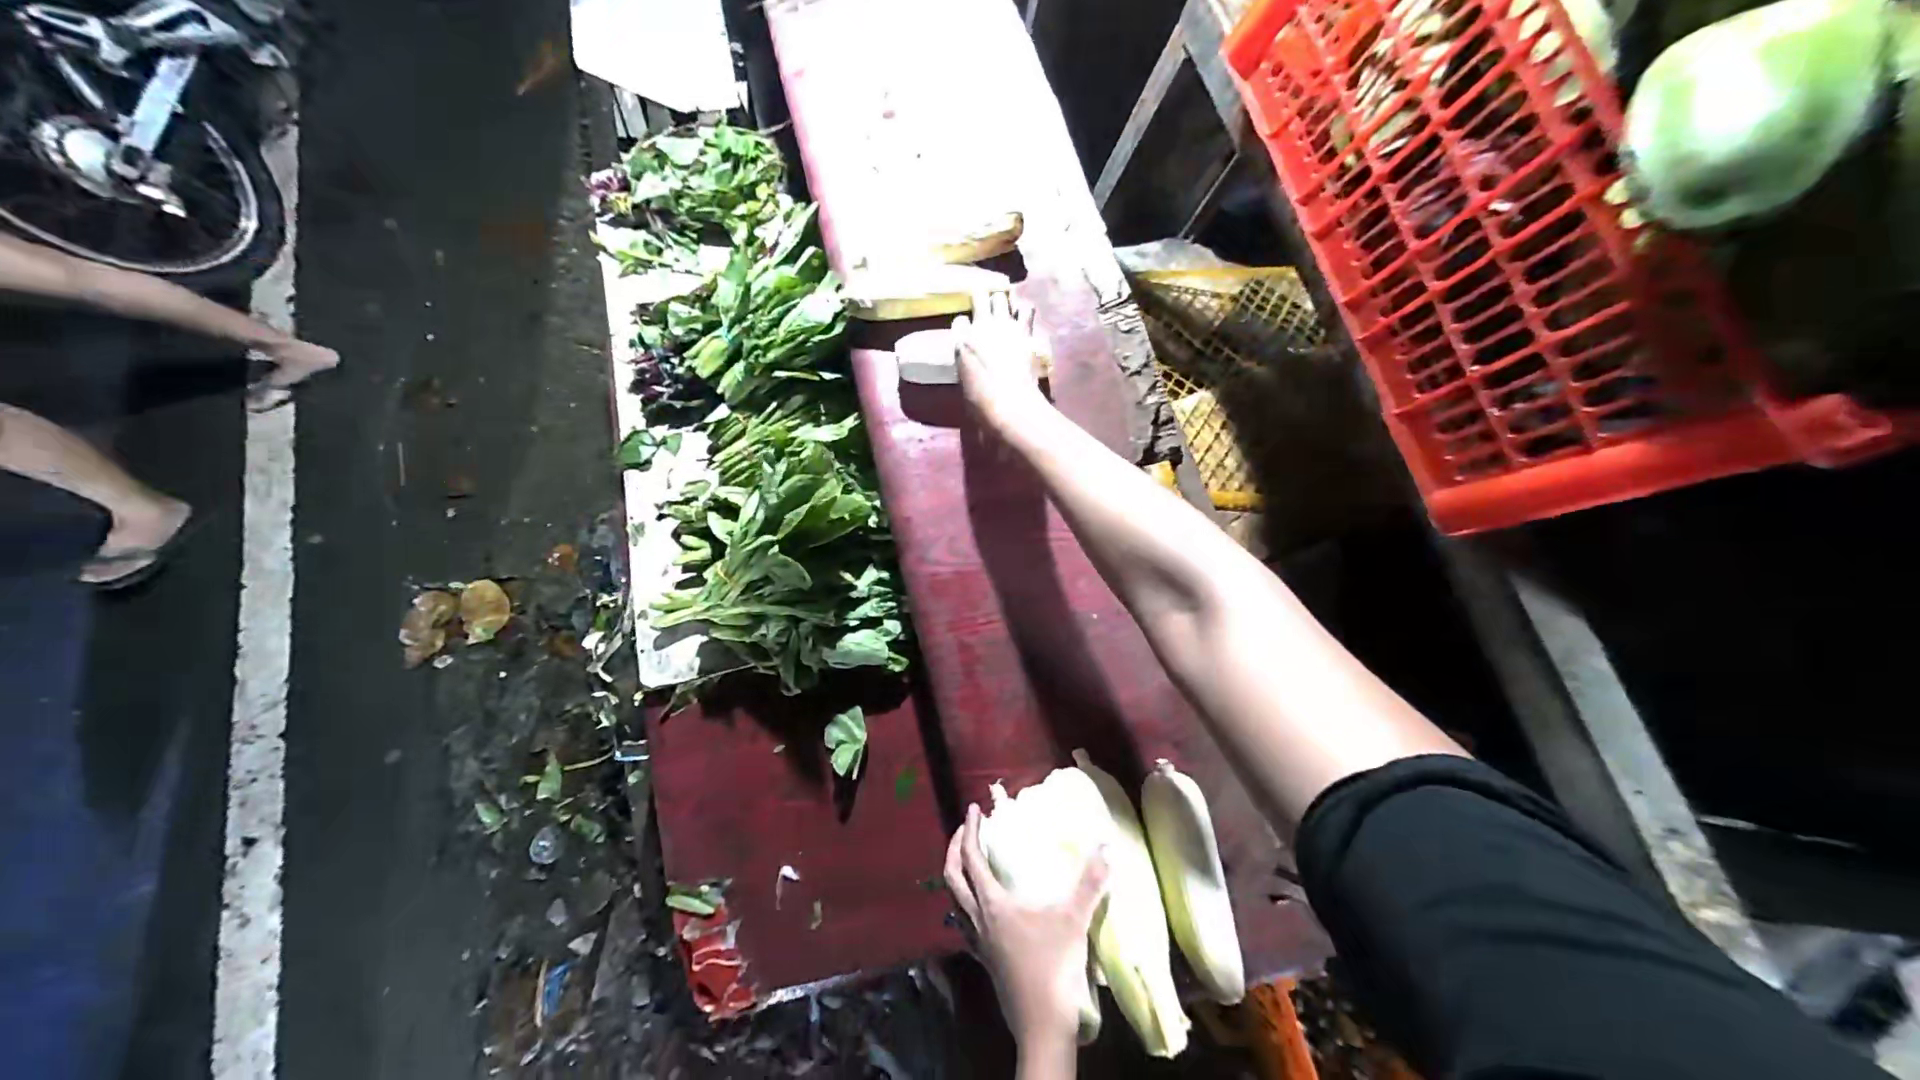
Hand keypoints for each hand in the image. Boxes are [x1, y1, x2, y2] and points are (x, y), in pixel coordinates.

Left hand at [945, 803, 1108, 1056]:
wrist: (1042, 1026)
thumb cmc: (1054, 968)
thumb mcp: (1074, 919)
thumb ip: (1090, 882)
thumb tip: (1106, 846)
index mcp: (993, 904)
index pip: (971, 858)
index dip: (969, 831)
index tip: (973, 809)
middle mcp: (978, 920)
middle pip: (952, 877)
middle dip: (954, 849)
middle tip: (965, 830)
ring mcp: (978, 942)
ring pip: (953, 901)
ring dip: (956, 876)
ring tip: (968, 863)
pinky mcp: (985, 960)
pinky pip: (964, 923)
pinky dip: (964, 904)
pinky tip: (979, 910)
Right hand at [952, 289, 1050, 425]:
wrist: (1009, 401)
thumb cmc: (982, 401)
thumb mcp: (965, 383)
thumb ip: (967, 367)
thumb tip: (972, 367)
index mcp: (961, 341)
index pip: (959, 320)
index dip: (964, 325)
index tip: (968, 331)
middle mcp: (980, 326)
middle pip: (979, 297)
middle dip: (982, 300)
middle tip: (987, 308)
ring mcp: (1003, 325)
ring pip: (1000, 297)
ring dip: (1002, 302)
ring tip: (1005, 310)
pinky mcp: (1024, 330)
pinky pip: (1026, 309)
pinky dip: (1024, 311)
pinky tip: (1024, 318)